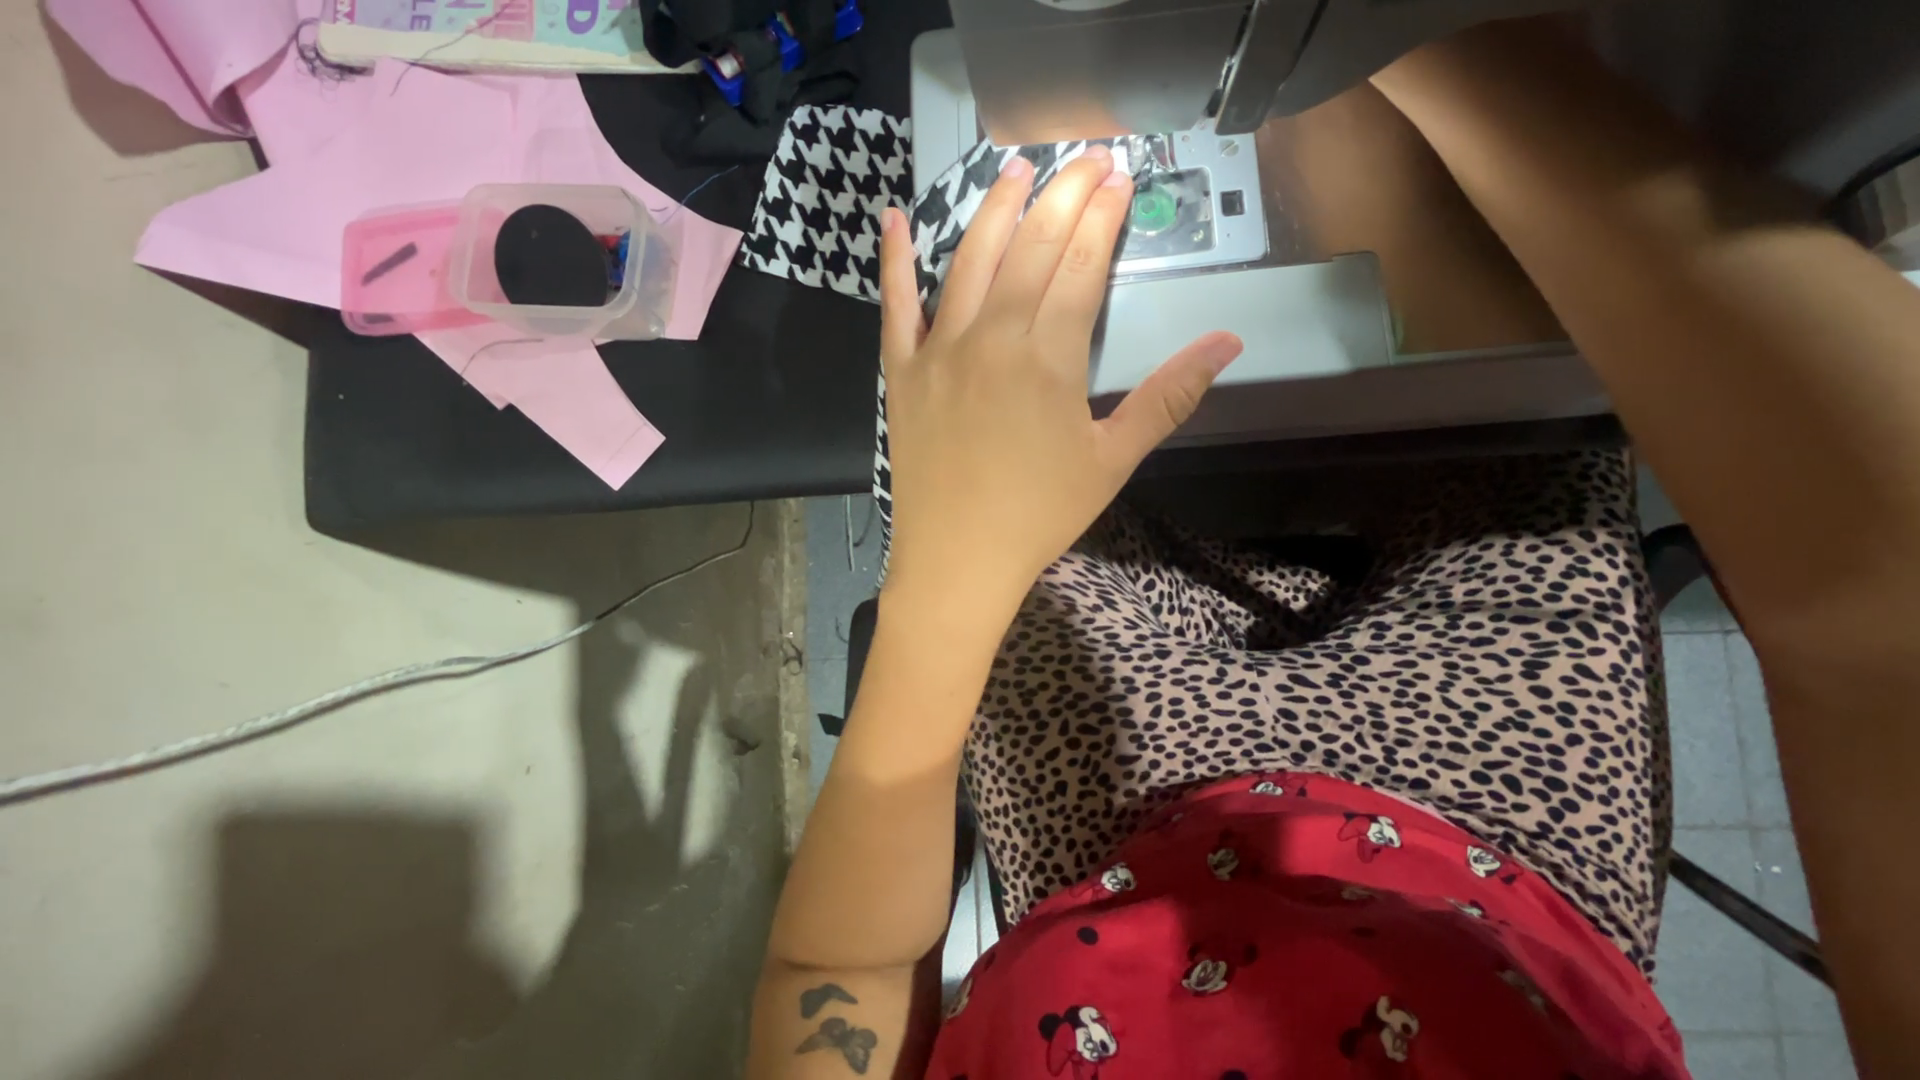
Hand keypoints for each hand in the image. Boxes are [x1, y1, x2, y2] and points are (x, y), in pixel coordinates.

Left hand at [876, 145, 1242, 620]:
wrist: (957, 560)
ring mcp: (940, 350)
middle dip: (1061, 195)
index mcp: (1048, 358)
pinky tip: (894, 219)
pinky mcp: (902, 371)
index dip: (1101, 216)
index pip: (1079, 266)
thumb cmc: (1040, 515)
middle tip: (1084, 156)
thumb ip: (1167, 397)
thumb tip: (1228, 343)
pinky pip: (896, 306)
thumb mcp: (1113, 460)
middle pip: (1030, 249)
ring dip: (994, 209)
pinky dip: (895, 261)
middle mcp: (991, 338)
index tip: (1118, 176)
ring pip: (969, 261)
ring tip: (1014, 168)